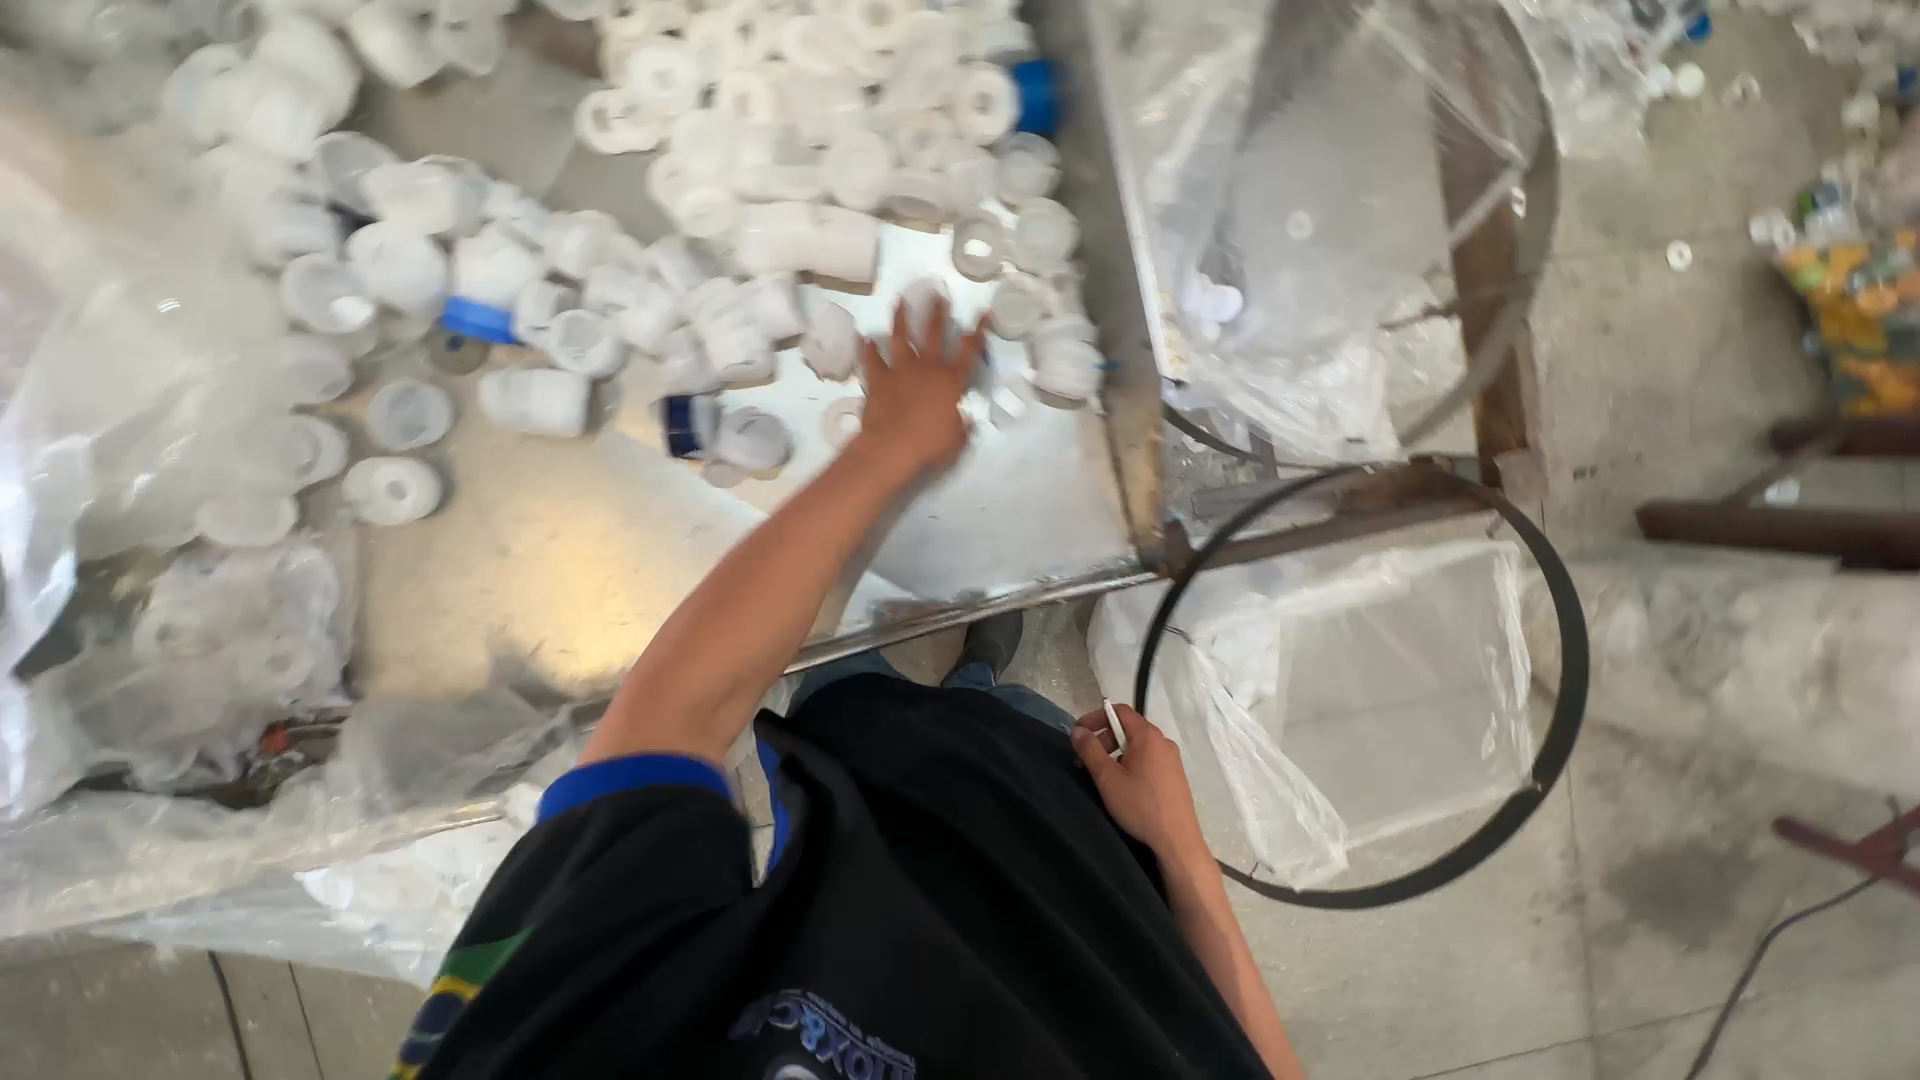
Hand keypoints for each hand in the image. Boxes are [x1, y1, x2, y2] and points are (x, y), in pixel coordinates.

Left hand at [852, 296, 984, 472]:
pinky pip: (872, 360)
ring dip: (901, 319)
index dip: (978, 331)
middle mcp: (927, 369)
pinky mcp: (878, 380)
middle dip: (938, 313)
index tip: (983, 312)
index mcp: (951, 382)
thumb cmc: (929, 445)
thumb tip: (966, 420)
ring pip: (901, 339)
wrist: (892, 447)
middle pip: (934, 335)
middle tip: (938, 294)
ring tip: (900, 302)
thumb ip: (962, 426)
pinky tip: (864, 338)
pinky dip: (867, 349)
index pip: (969, 352)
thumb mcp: (956, 439)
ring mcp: (901, 371)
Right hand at [1071, 704, 1209, 865]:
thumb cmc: (1140, 806)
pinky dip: (1130, 763)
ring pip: (1137, 745)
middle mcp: (1163, 741)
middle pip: (1128, 728)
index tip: (1079, 735)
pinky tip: (1124, 786)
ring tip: (1103, 777)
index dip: (1095, 717)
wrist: (1177, 841)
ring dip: (1115, 753)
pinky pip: (1148, 759)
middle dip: (1103, 739)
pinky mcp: (1175, 775)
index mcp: (1147, 736)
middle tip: (1086, 761)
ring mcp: (1172, 758)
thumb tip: (1077, 730)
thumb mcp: (1107, 778)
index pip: (1119, 710)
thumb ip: (1090, 749)